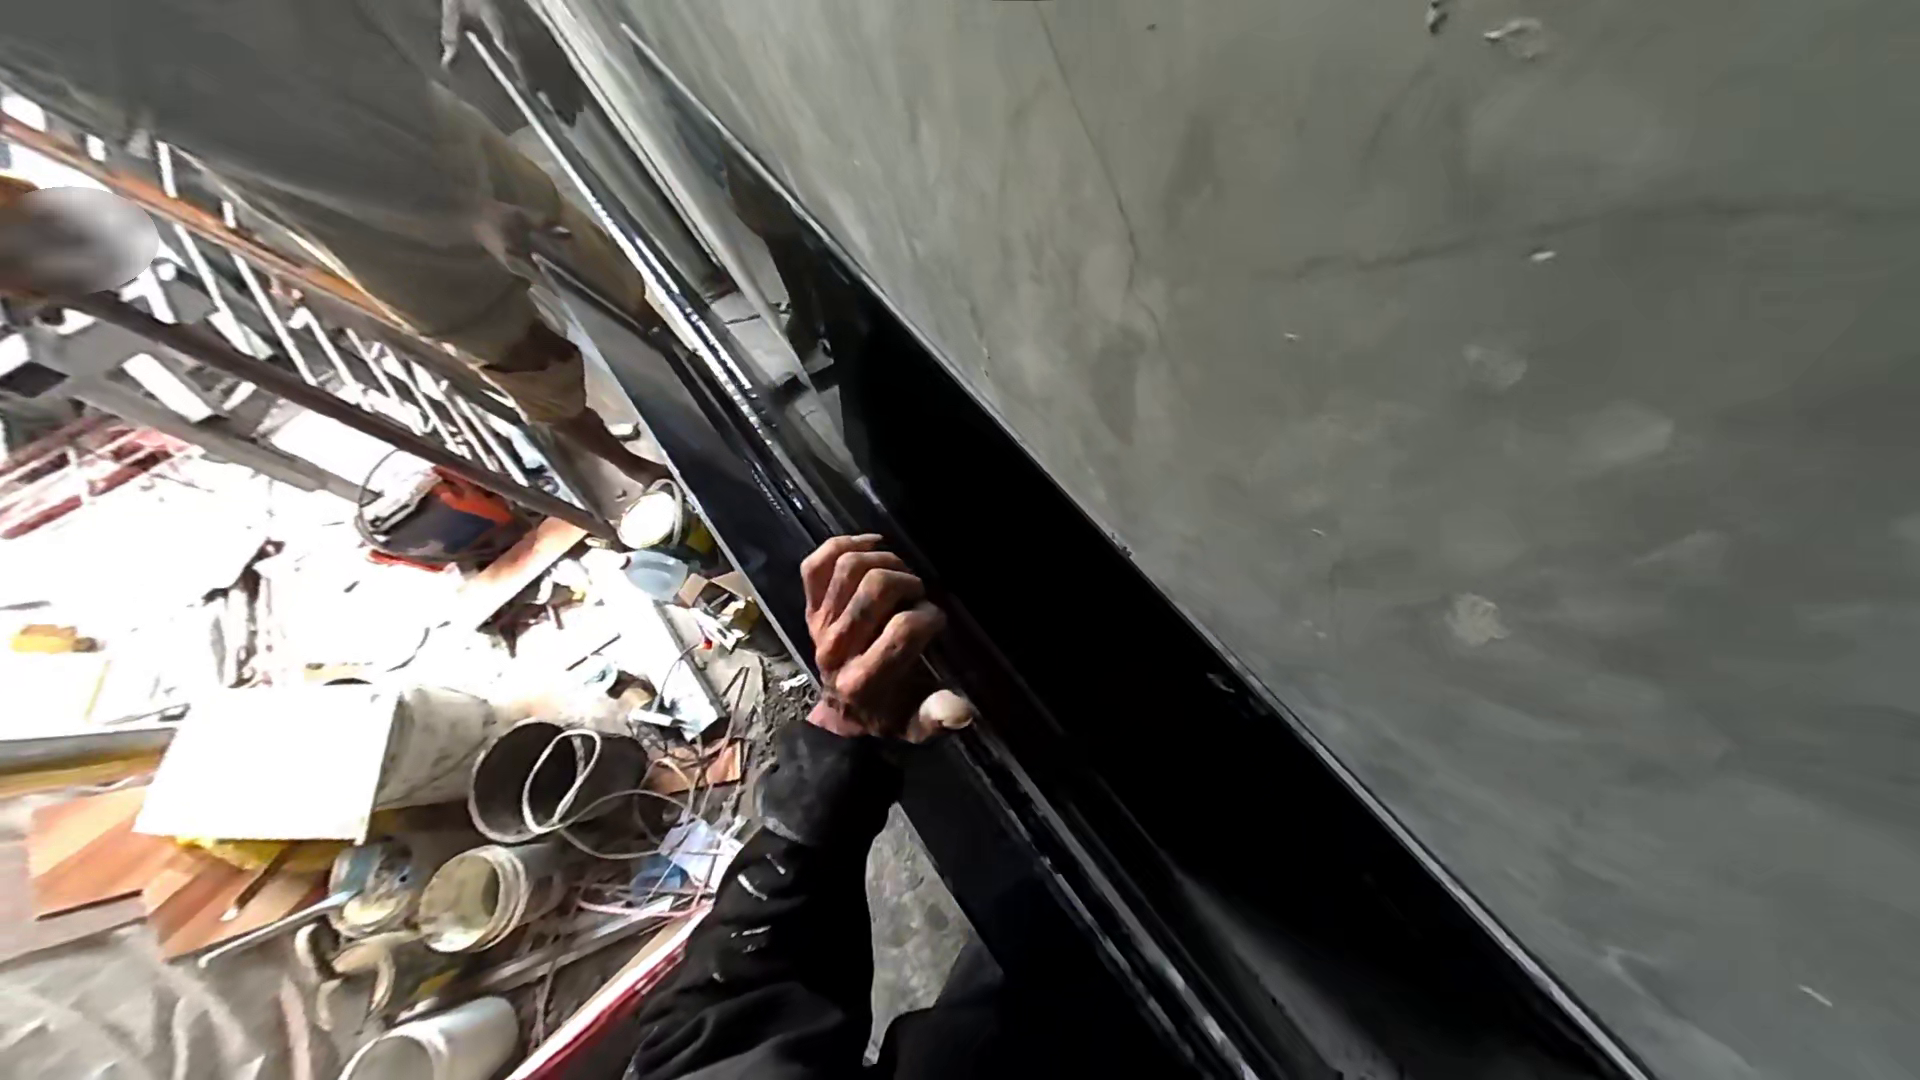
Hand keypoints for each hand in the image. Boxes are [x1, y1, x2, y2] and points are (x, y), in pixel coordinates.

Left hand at [440, 0, 585, 122]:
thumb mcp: (455, 10)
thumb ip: (453, 37)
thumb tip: (447, 65)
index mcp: (504, 27)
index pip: (521, 57)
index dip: (530, 78)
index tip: (538, 98)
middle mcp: (526, 32)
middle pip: (547, 67)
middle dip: (558, 94)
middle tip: (568, 120)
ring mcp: (539, 31)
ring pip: (558, 65)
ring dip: (569, 89)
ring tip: (577, 111)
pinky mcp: (546, 30)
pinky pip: (562, 56)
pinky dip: (570, 75)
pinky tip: (577, 89)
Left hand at [800, 535, 973, 740]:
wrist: (840, 713)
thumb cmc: (888, 712)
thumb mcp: (915, 724)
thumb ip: (935, 718)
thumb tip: (960, 710)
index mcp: (864, 680)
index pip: (905, 628)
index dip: (931, 617)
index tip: (937, 622)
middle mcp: (836, 648)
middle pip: (877, 585)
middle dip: (909, 583)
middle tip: (919, 595)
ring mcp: (819, 624)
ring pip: (849, 565)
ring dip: (884, 561)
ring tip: (900, 574)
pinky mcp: (810, 607)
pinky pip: (816, 563)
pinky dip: (844, 545)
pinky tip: (871, 547)